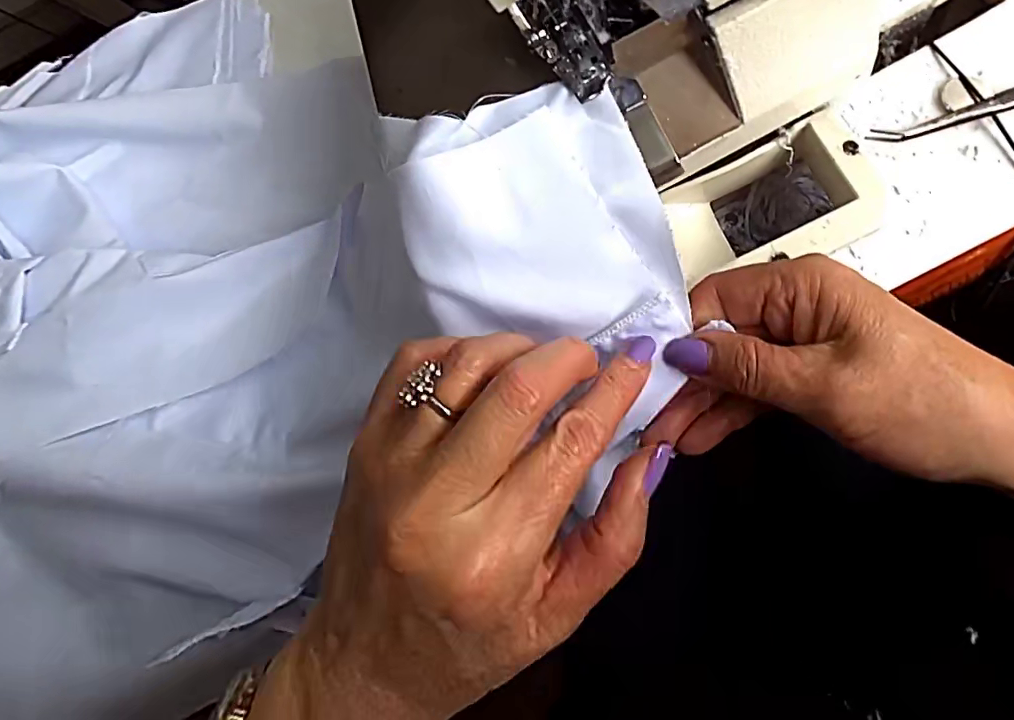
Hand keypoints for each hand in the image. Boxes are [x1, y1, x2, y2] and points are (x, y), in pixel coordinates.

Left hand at [253, 334, 669, 719]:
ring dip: (521, 348)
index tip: (637, 360)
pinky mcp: (364, 442)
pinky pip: (417, 359)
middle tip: (591, 364)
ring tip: (542, 370)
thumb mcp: (562, 610)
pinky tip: (488, 374)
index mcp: (492, 554)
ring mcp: (389, 465)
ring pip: (469, 362)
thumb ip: (619, 533)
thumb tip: (650, 452)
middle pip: (518, 389)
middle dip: (571, 357)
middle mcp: (434, 503)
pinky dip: (464, 348)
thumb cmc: (472, 639)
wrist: (362, 664)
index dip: (615, 388)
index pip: (571, 441)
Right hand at [641, 255, 1013, 484]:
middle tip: (652, 422)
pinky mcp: (820, 365)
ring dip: (708, 399)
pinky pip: (766, 381)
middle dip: (688, 378)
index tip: (646, 379)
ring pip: (741, 362)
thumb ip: (748, 368)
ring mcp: (811, 334)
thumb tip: (685, 351)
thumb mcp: (824, 387)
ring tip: (669, 438)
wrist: (994, 433)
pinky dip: (739, 407)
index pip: (716, 299)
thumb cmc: (926, 401)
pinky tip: (707, 434)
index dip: (678, 339)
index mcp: (804, 284)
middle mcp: (803, 300)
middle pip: (724, 333)